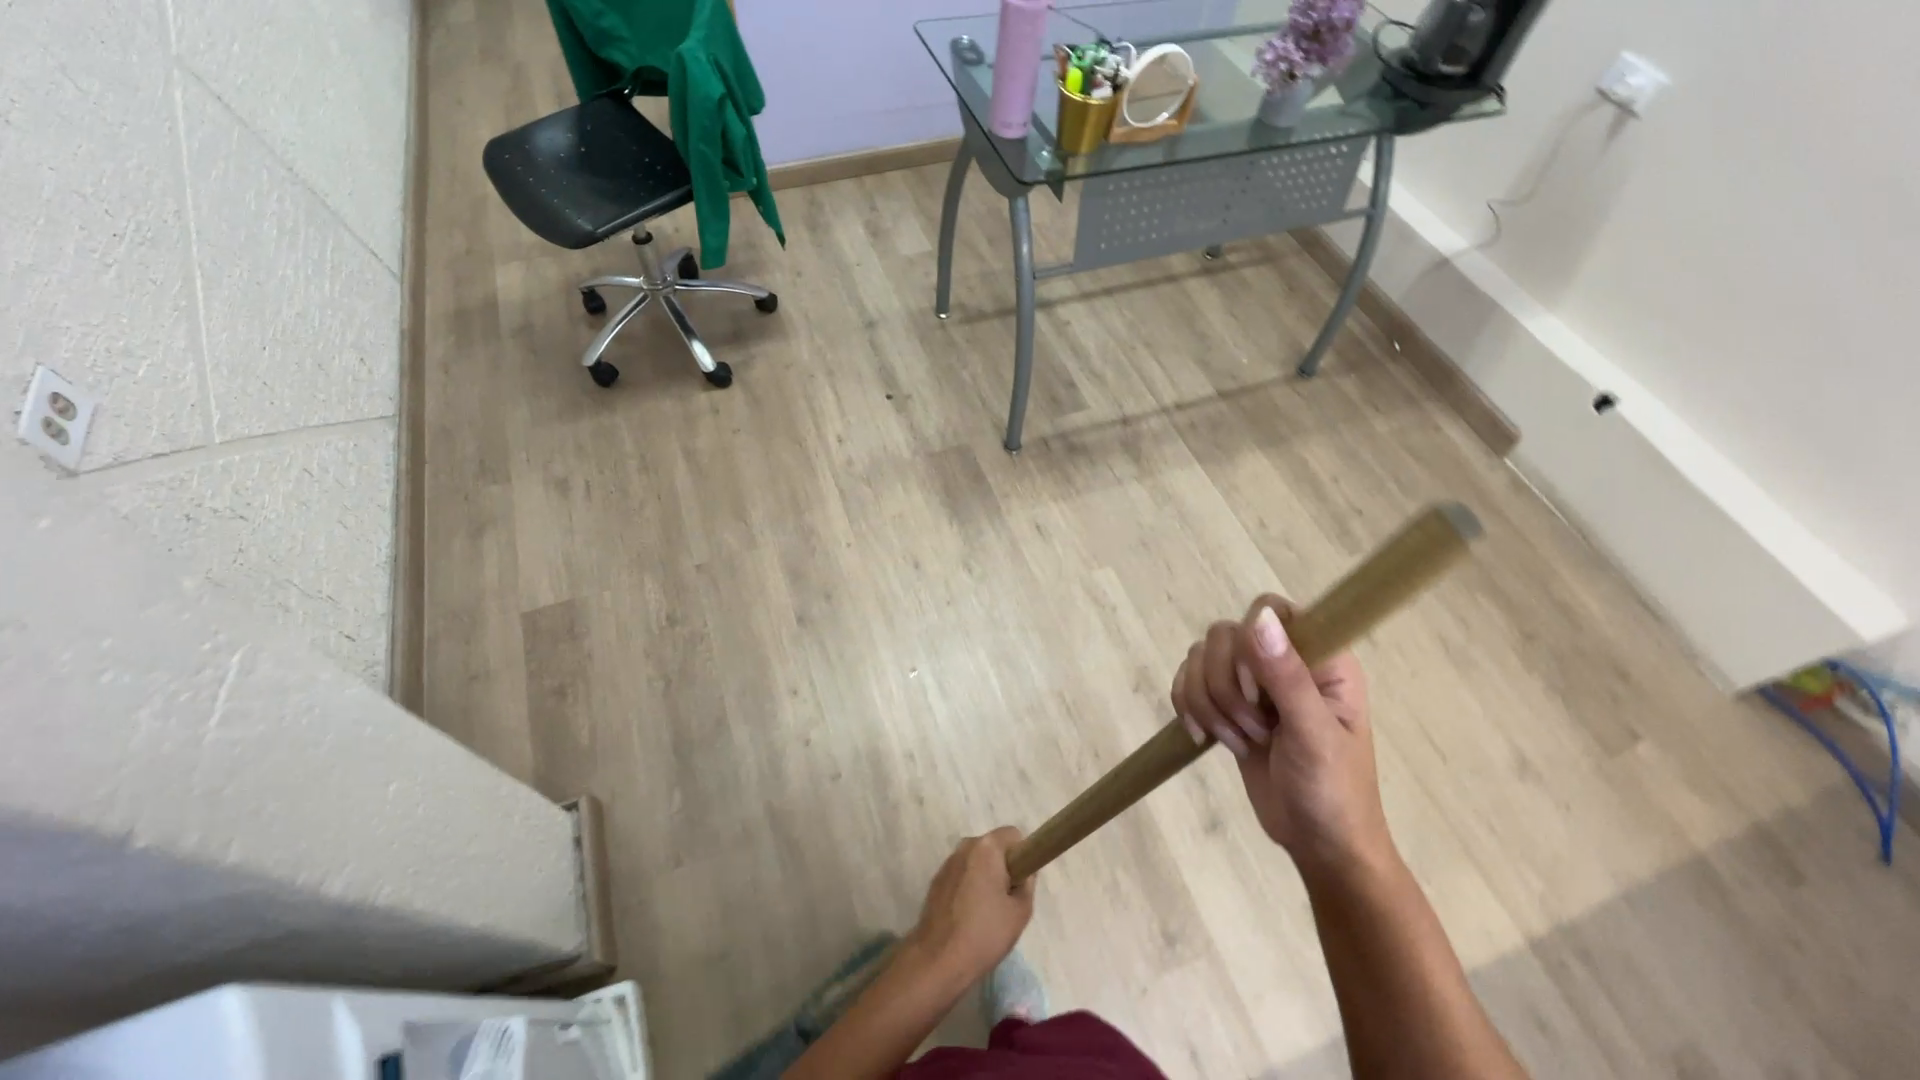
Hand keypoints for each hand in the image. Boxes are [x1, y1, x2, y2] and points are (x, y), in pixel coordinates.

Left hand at [906, 827, 1035, 984]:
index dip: (1022, 856)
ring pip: (976, 863)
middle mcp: (963, 848)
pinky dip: (969, 888)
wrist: (938, 960)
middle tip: (1007, 900)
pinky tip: (968, 917)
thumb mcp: (1021, 911)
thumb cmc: (984, 933)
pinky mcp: (935, 882)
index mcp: (985, 848)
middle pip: (993, 848)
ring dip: (985, 878)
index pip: (1013, 835)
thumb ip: (1027, 883)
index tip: (1021, 882)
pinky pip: (961, 876)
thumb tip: (1023, 872)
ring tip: (987, 912)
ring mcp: (946, 864)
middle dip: (1003, 867)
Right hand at [1170, 596, 1392, 877]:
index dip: (1251, 645)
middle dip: (1225, 686)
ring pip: (1200, 659)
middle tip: (1254, 729)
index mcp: (1321, 657)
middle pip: (1224, 635)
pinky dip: (1188, 708)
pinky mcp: (1228, 707)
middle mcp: (1285, 660)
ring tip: (1238, 741)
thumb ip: (1286, 675)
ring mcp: (1254, 685)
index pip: (1270, 611)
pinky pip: (1188, 683)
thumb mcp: (1314, 735)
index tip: (1260, 692)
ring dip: (1207, 703)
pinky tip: (1203, 738)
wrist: (1319, 845)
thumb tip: (1257, 618)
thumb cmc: (1333, 792)